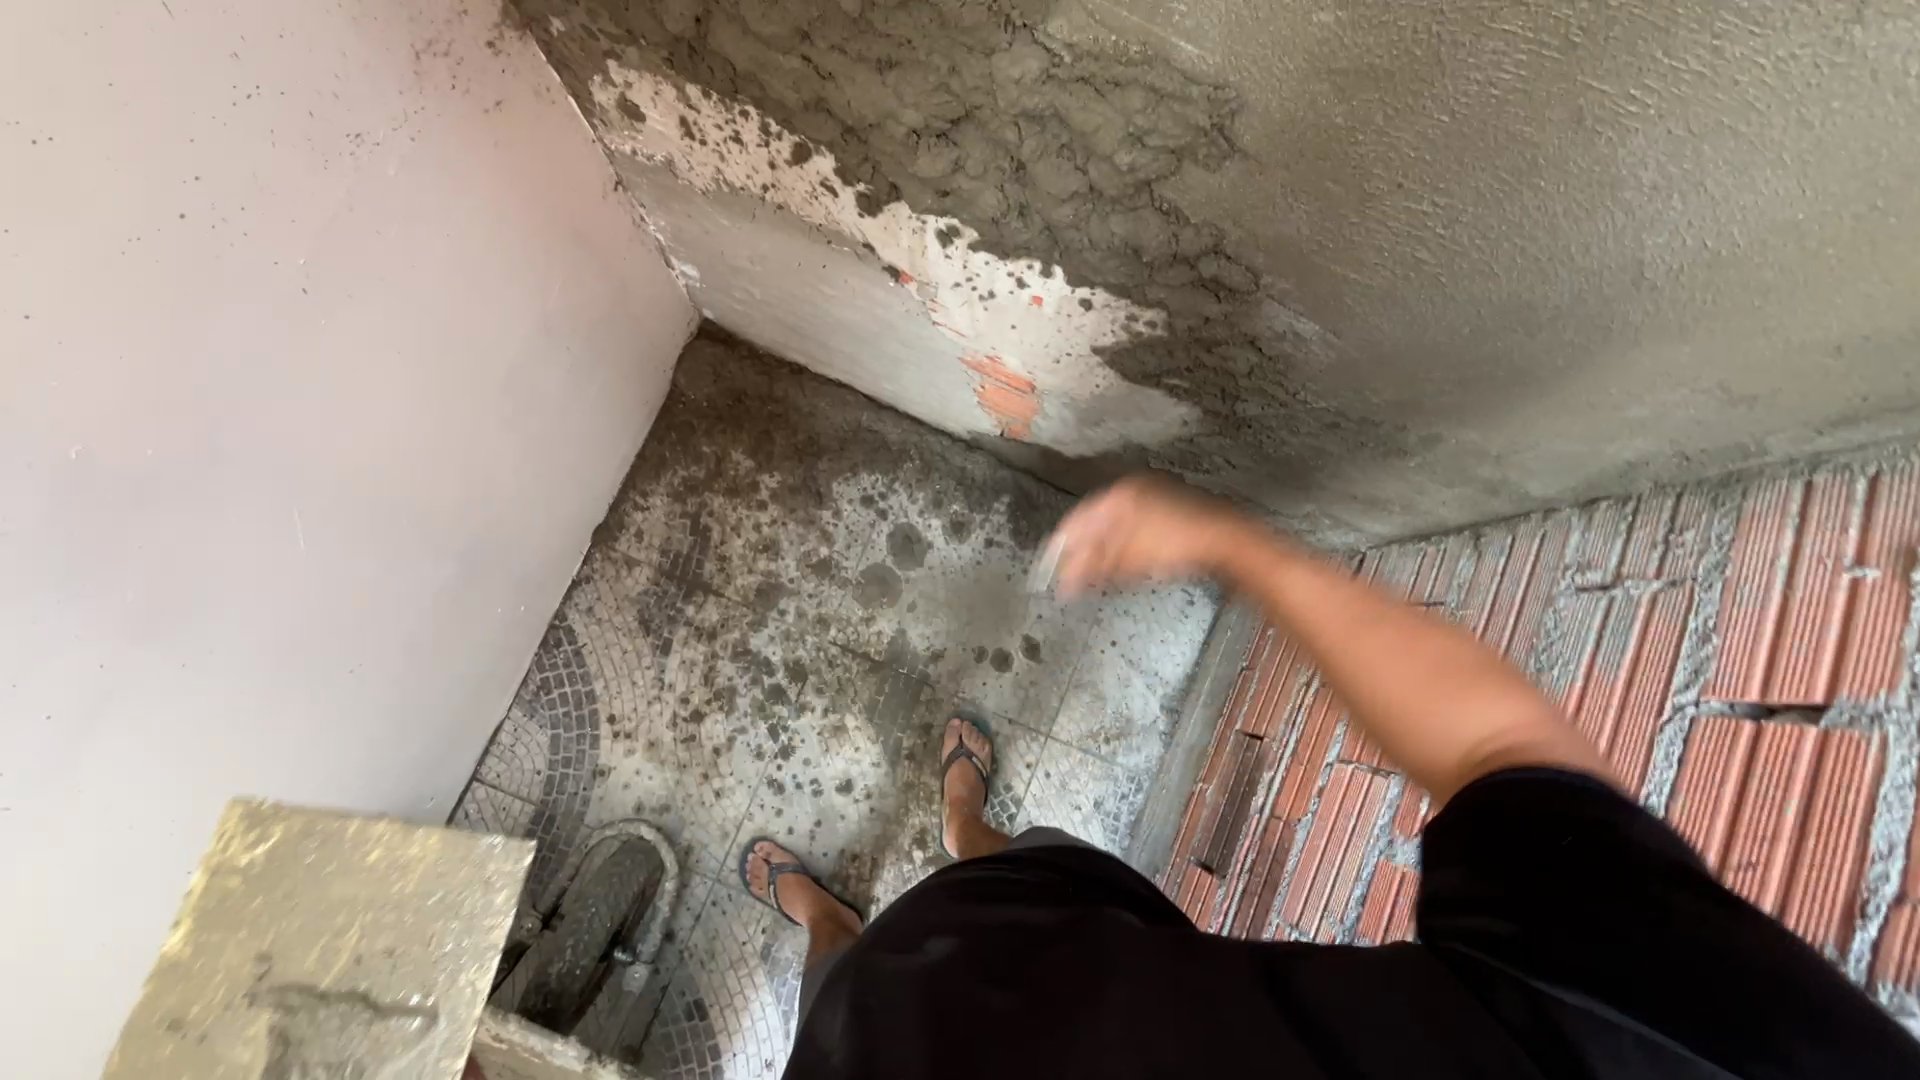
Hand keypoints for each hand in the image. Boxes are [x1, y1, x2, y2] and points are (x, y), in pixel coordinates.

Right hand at [1043, 474, 1261, 598]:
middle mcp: (1134, 493)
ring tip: (1093, 578)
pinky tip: (1121, 569)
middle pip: (1095, 525)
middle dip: (1082, 553)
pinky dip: (1123, 552)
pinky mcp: (1168, 518)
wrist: (1226, 543)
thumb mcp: (1128, 558)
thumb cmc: (1180, 541)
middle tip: (1070, 578)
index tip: (1051, 567)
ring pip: (1115, 531)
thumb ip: (1092, 567)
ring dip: (1102, 555)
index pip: (1078, 519)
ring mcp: (1153, 503)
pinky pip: (1134, 535)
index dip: (1063, 546)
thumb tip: (1065, 579)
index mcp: (1119, 495)